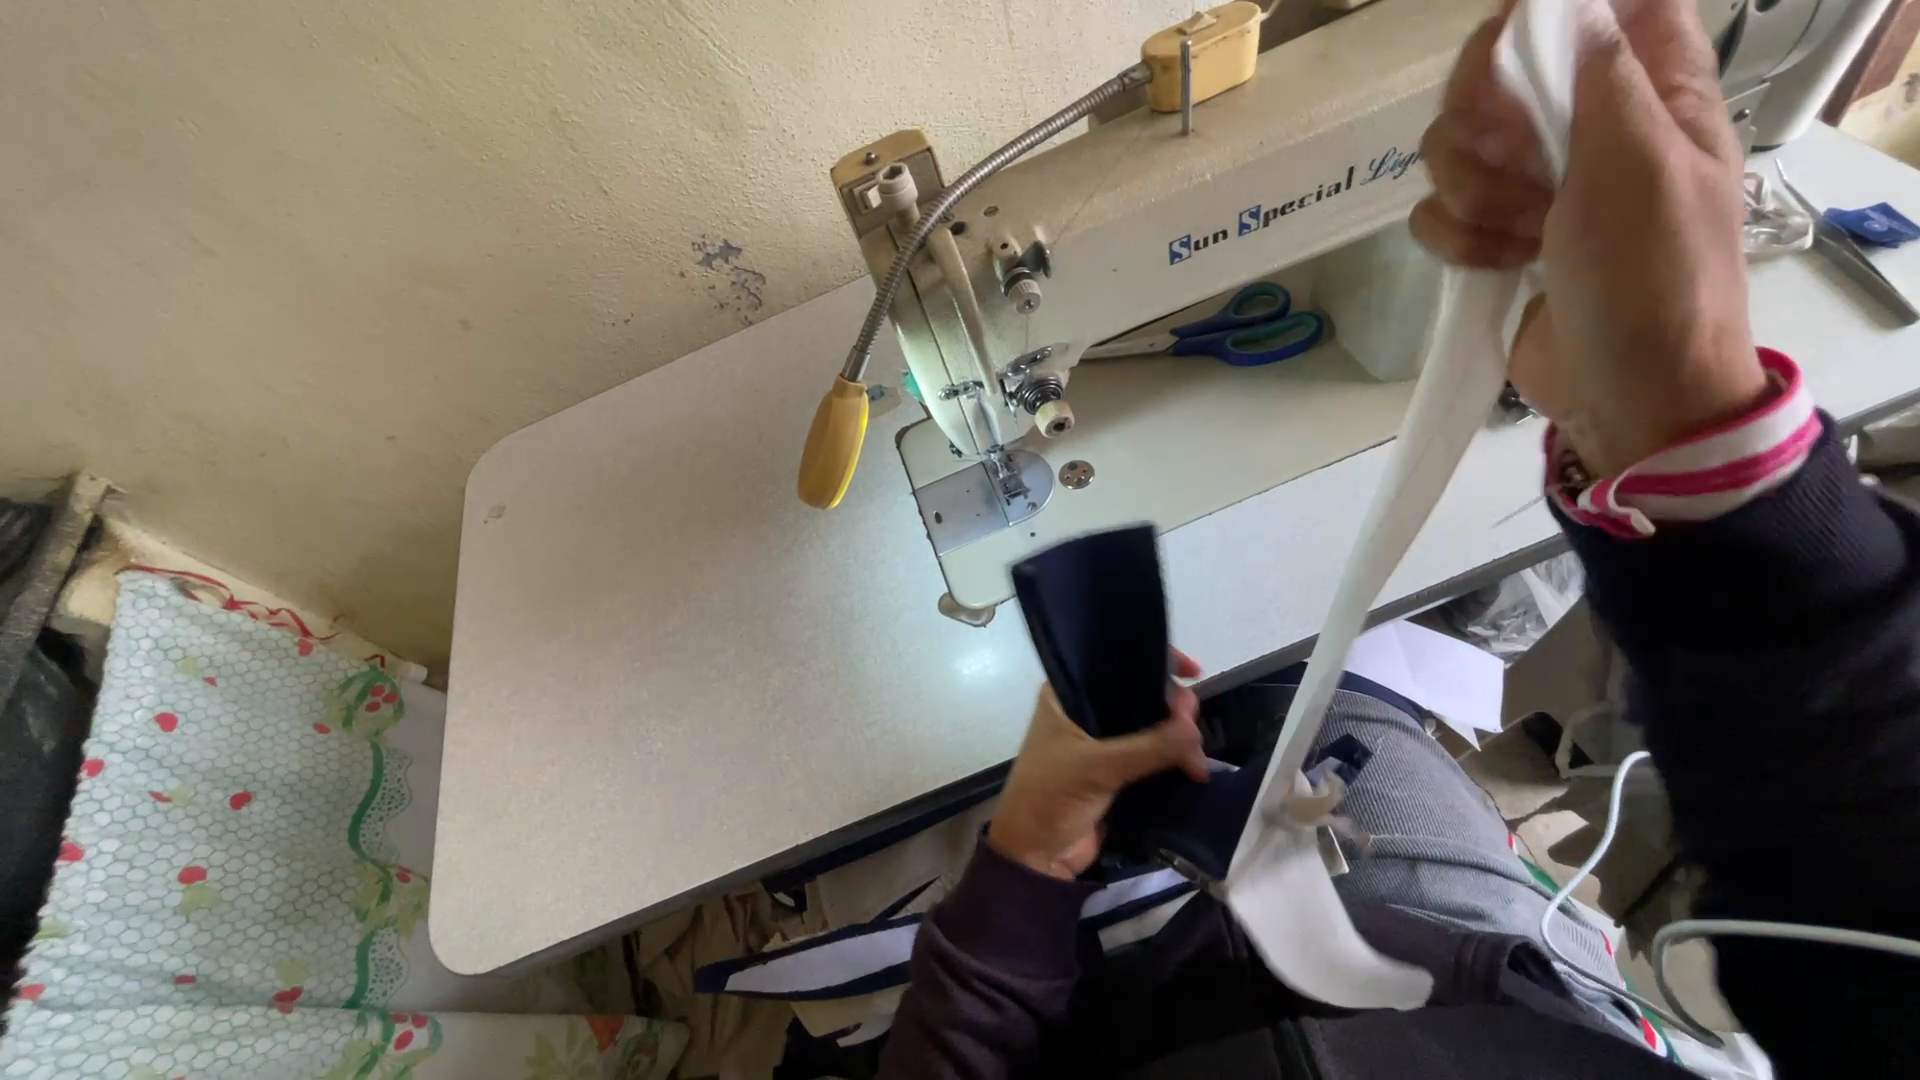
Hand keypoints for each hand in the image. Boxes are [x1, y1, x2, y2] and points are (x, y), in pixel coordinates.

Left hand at [987, 651, 1209, 880]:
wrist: (1034, 857)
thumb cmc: (1049, 797)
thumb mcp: (1096, 767)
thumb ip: (1148, 746)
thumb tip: (1195, 727)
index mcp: (1067, 694)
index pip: (1114, 662)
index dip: (1154, 660)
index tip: (1192, 670)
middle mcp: (1084, 709)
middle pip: (1140, 693)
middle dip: (1174, 708)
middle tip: (1194, 731)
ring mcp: (1101, 740)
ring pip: (1150, 725)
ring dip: (1177, 738)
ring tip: (1196, 761)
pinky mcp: (1116, 769)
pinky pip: (1152, 754)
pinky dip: (1173, 758)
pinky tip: (1194, 768)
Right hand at [1410, 0, 1768, 474]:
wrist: (1622, 385)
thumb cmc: (1652, 278)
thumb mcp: (1641, 168)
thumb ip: (1601, 80)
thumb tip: (1560, 9)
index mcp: (1645, 88)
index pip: (1584, 8)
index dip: (1534, 27)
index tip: (1514, 77)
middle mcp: (1579, 124)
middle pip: (1491, 77)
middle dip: (1487, 133)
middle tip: (1522, 173)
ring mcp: (1529, 184)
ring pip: (1449, 152)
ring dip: (1474, 201)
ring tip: (1524, 238)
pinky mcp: (1487, 236)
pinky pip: (1433, 215)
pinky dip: (1458, 244)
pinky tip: (1502, 266)